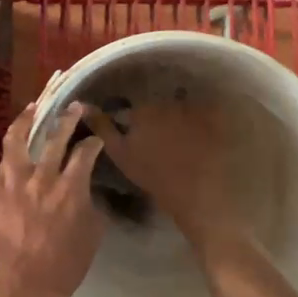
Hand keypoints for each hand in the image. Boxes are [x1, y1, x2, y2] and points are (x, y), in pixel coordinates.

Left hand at [0, 102, 104, 296]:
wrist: (29, 284)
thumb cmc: (68, 261)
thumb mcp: (92, 230)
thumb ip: (88, 199)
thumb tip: (86, 185)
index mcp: (70, 189)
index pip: (84, 153)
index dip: (92, 142)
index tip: (95, 139)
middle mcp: (41, 180)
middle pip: (54, 138)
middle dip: (66, 118)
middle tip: (72, 107)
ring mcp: (14, 184)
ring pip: (16, 141)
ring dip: (26, 121)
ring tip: (32, 107)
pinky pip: (3, 165)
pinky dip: (12, 152)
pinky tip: (16, 145)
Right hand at [102, 94, 231, 239]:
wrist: (196, 194)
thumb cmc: (153, 176)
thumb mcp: (120, 153)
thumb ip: (102, 127)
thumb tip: (83, 105)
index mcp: (142, 109)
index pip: (131, 109)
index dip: (131, 123)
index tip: (135, 138)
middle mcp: (167, 102)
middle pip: (156, 106)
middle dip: (154, 119)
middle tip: (157, 141)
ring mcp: (193, 109)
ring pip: (178, 108)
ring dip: (176, 119)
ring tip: (179, 141)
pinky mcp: (214, 118)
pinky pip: (204, 111)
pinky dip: (201, 119)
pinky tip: (198, 139)